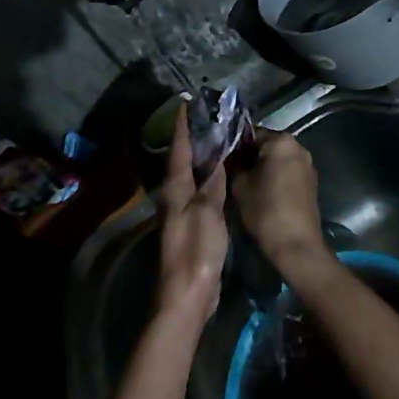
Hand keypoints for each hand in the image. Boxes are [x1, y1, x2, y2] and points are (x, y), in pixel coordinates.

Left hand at [157, 103, 227, 322]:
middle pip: (183, 159)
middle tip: (208, 117)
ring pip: (192, 175)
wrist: (188, 295)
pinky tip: (222, 176)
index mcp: (175, 187)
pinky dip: (210, 178)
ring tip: (219, 139)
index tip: (185, 103)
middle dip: (193, 137)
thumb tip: (216, 159)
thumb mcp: (207, 212)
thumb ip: (212, 185)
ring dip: (202, 157)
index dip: (182, 125)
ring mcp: (183, 211)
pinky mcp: (193, 226)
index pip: (179, 147)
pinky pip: (200, 192)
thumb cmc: (195, 250)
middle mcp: (175, 194)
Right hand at [233, 132, 329, 270]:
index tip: (223, 158)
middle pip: (266, 144)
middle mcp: (299, 147)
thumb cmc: (265, 209)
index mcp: (281, 141)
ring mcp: (308, 165)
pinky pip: (287, 171)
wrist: (296, 246)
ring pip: (277, 158)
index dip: (234, 145)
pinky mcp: (311, 183)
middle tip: (232, 170)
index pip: (250, 133)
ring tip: (246, 182)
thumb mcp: (239, 183)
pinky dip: (274, 176)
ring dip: (262, 167)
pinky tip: (263, 192)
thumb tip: (229, 155)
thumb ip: (233, 162)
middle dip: (249, 155)